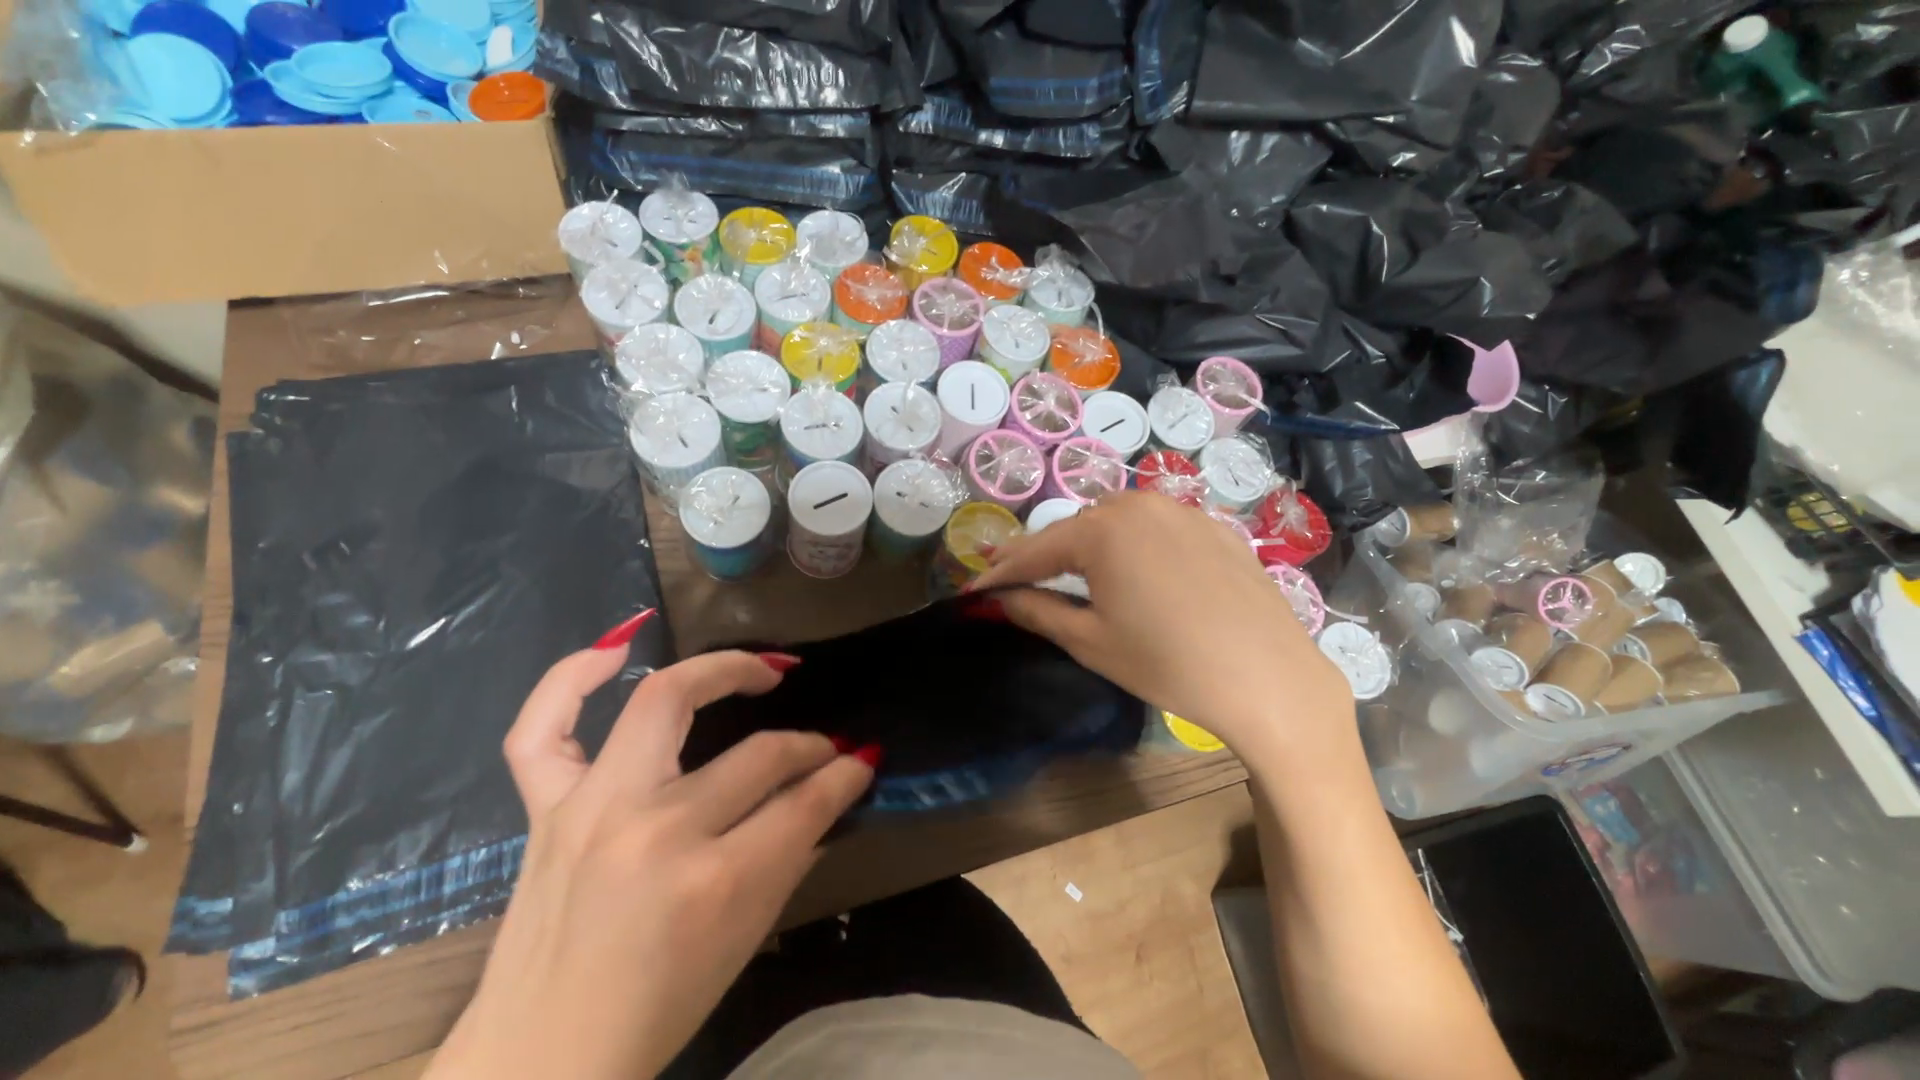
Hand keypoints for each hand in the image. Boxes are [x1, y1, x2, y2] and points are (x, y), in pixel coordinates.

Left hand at [429, 625, 875, 1079]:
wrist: (547, 1056)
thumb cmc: (660, 1006)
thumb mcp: (746, 937)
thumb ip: (790, 855)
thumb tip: (828, 793)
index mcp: (715, 882)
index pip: (803, 803)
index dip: (844, 776)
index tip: (861, 761)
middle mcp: (655, 830)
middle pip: (754, 755)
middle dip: (806, 743)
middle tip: (822, 745)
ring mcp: (591, 810)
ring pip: (664, 702)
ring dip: (724, 672)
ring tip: (760, 670)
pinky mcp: (544, 810)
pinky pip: (542, 727)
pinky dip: (573, 676)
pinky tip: (617, 650)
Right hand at [971, 491, 1350, 761]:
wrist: (1268, 678)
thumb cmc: (1168, 664)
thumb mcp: (1092, 642)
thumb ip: (1038, 610)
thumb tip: (1001, 597)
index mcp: (1103, 529)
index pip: (1037, 549)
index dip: (1003, 571)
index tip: (976, 587)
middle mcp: (1142, 504)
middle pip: (1078, 527)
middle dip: (1047, 554)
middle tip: (1023, 582)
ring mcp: (1186, 512)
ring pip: (1121, 522)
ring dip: (1093, 545)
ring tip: (1077, 576)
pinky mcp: (1219, 529)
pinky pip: (1161, 529)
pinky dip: (1137, 547)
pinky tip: (1140, 576)